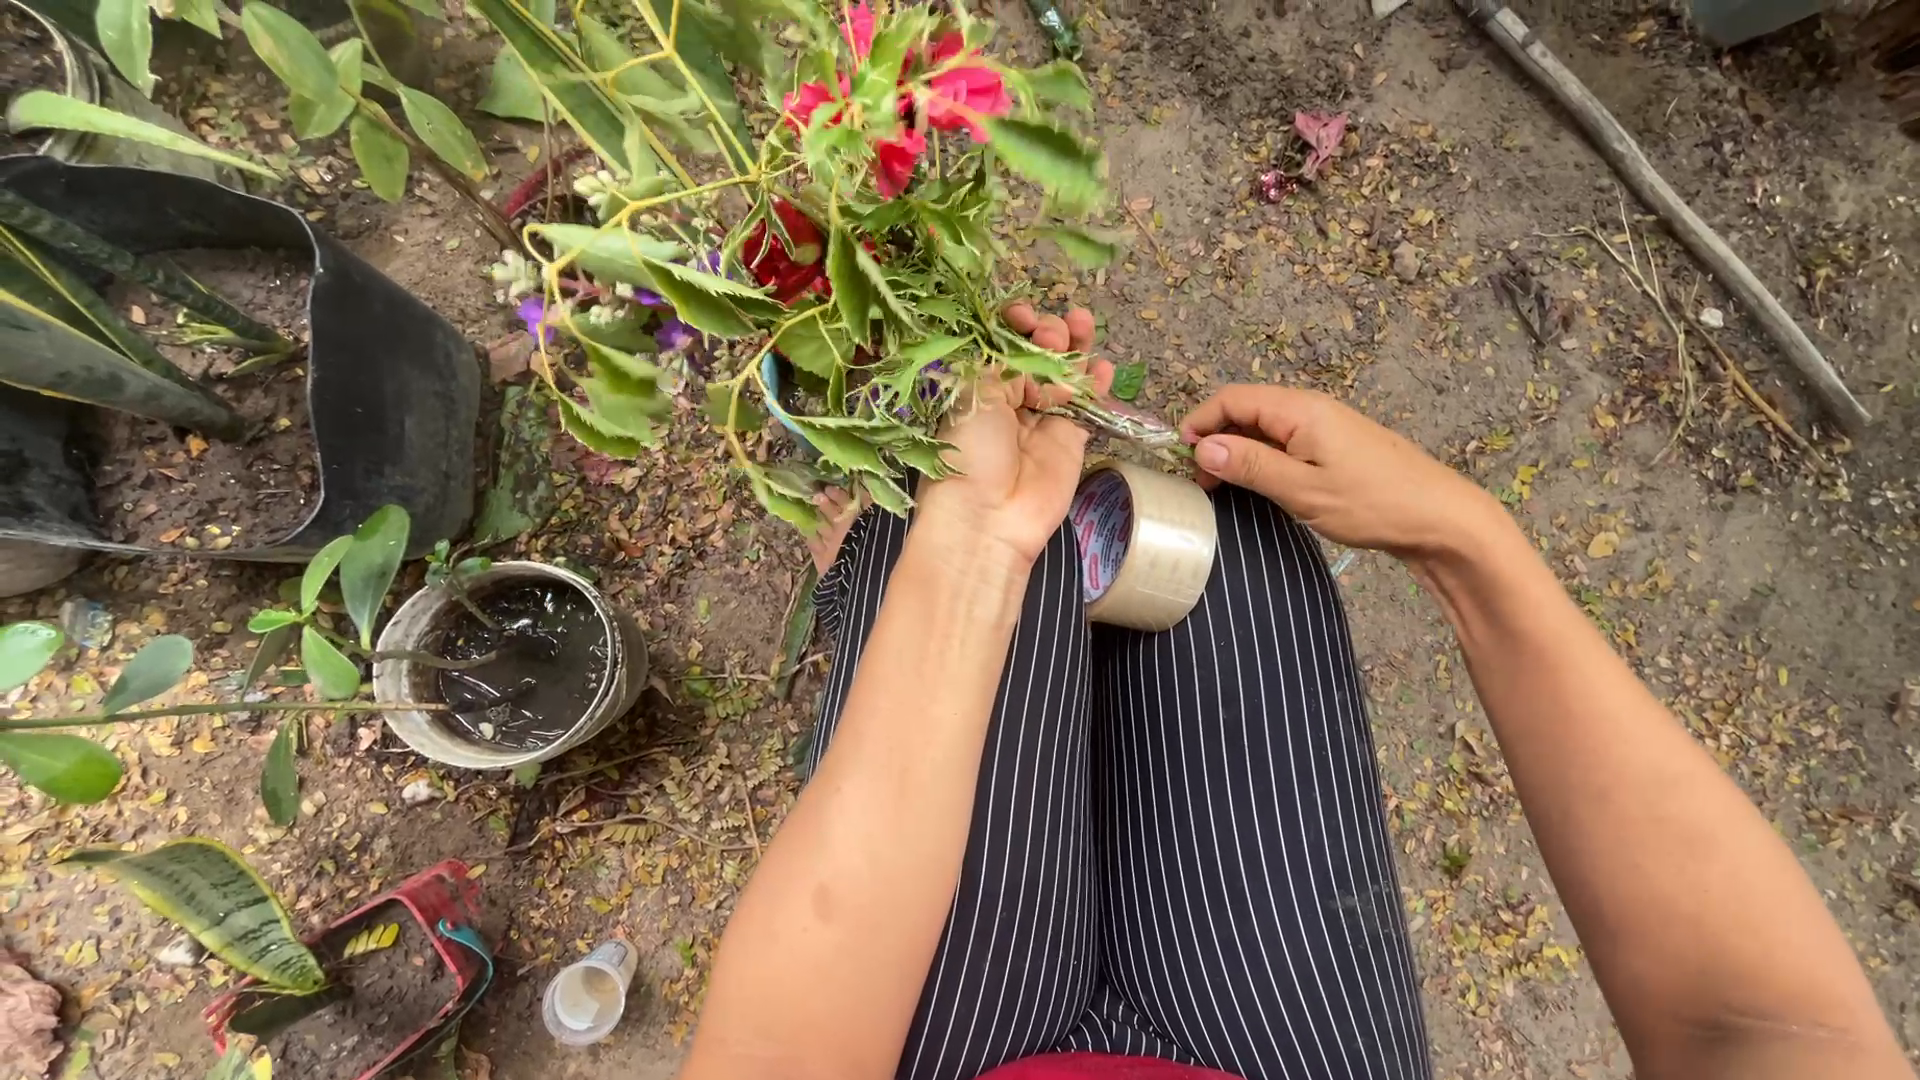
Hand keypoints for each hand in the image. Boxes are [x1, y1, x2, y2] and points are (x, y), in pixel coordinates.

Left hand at [912, 304, 1114, 567]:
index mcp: (978, 386)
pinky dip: (1098, 382)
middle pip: (1038, 353)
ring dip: (1075, 345)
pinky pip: (1088, 403)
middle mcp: (1010, 400)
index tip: (1023, 315)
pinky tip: (1102, 367)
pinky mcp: (1070, 438)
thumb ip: (1008, 361)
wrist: (989, 516)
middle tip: (1050, 334)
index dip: (1016, 324)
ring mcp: (1042, 419)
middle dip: (1048, 332)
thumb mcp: (976, 393)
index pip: (1003, 343)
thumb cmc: (969, 451)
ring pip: (1066, 372)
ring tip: (1081, 325)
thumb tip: (1036, 349)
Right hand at [1180, 385, 1507, 560]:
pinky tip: (1256, 485)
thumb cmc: (1372, 503)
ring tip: (1221, 487)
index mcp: (1301, 410)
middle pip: (1245, 410)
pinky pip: (1282, 442)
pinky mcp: (1332, 447)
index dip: (1200, 421)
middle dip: (1214, 438)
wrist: (1441, 519)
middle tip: (1199, 480)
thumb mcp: (1302, 489)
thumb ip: (1251, 466)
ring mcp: (1323, 428)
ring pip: (1263, 428)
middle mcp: (1310, 409)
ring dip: (1235, 451)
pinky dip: (1259, 459)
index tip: (1180, 456)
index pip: (1233, 399)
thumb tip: (1204, 447)